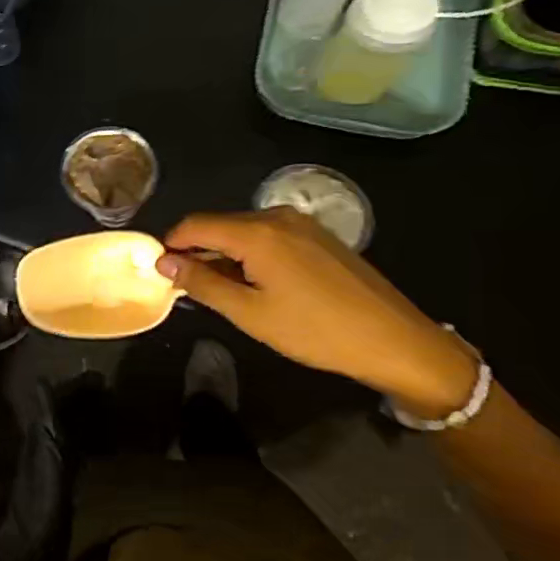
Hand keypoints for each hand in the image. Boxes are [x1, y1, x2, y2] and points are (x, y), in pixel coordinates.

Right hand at [158, 208, 476, 416]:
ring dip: (225, 253)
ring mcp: (301, 224)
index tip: (161, 270)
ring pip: (244, 230)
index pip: (195, 225)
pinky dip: (252, 253)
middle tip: (190, 285)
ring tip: (224, 289)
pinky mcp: (319, 235)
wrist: (398, 343)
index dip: (172, 244)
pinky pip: (269, 235)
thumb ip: (202, 283)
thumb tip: (164, 262)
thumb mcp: (251, 314)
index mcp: (256, 233)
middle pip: (219, 224)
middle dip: (198, 250)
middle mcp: (275, 216)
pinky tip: (259, 283)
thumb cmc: (317, 332)